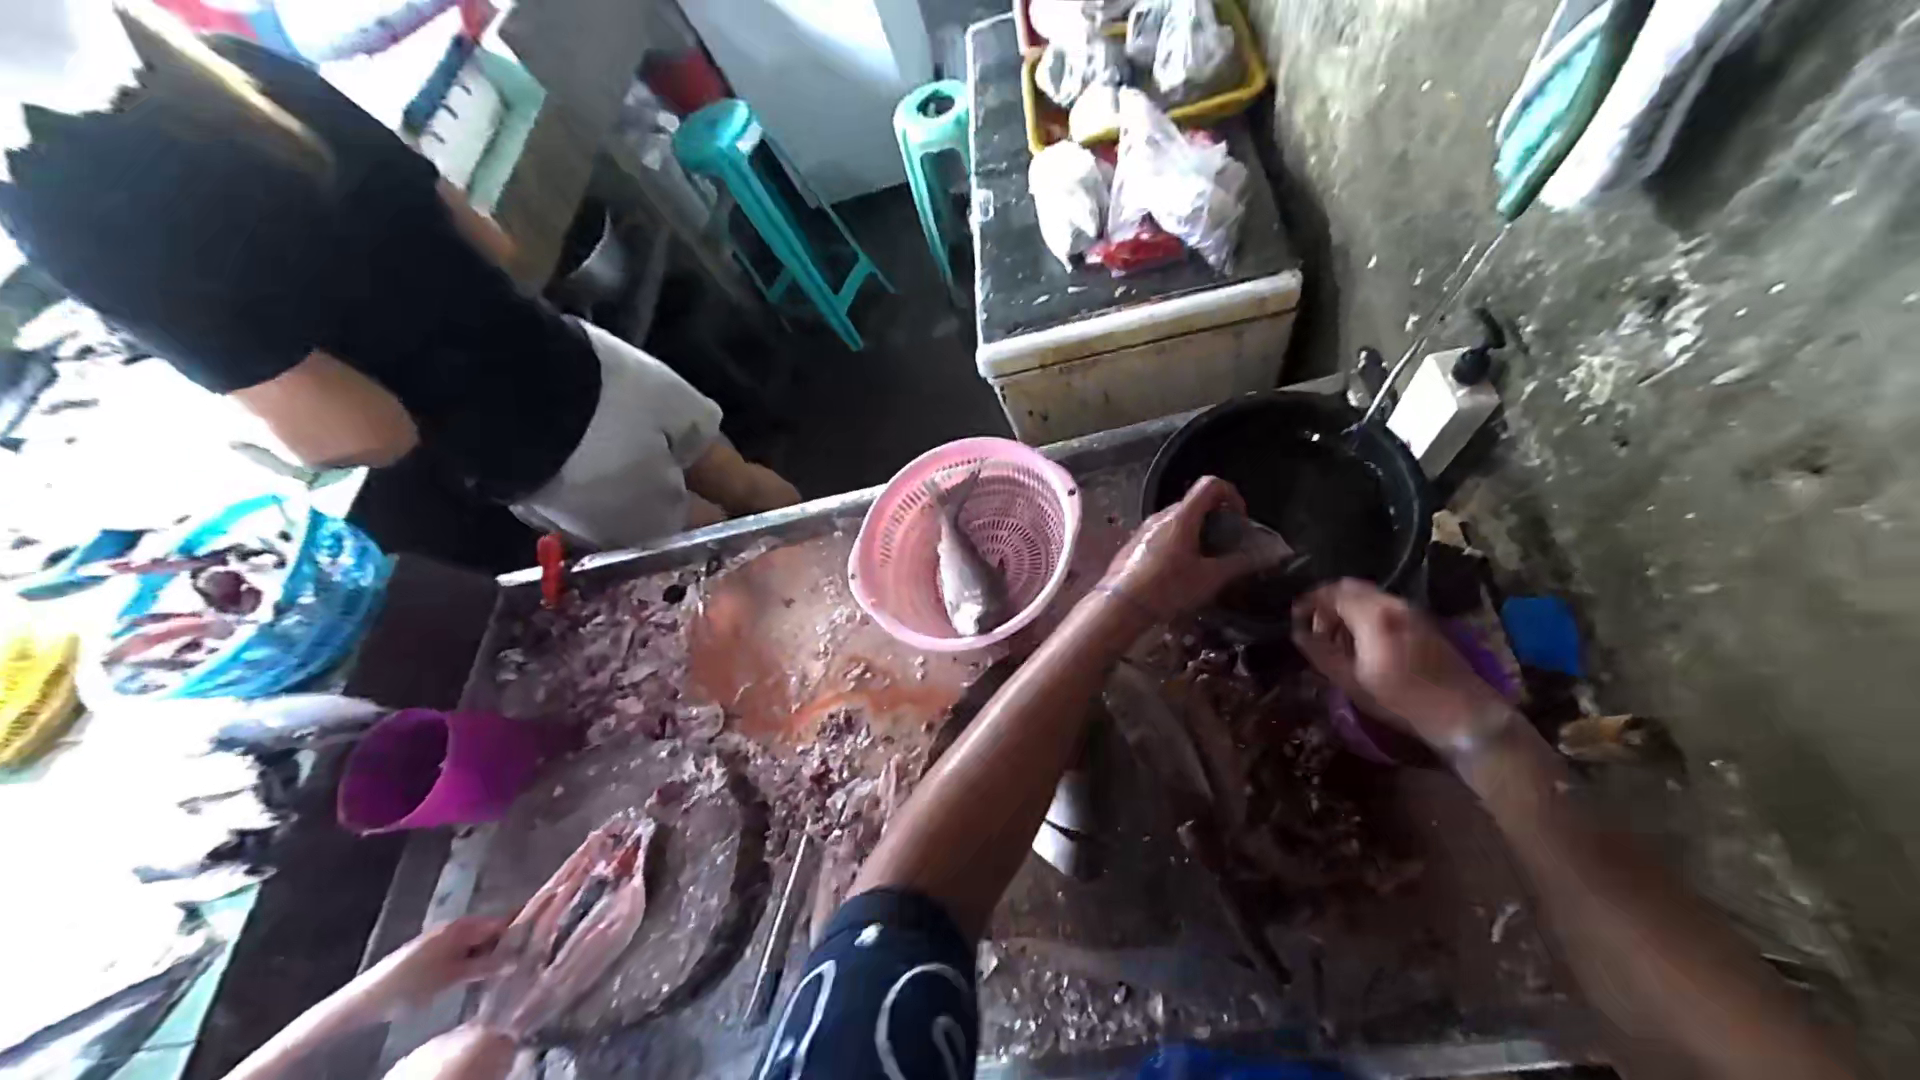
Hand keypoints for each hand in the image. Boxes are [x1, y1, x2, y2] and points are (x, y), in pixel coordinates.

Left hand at [351, 916, 509, 1019]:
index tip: (536, 939)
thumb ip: (485, 967)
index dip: (519, 929)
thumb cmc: (411, 984)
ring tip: (503, 968)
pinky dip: (475, 958)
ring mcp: (444, 938)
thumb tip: (517, 959)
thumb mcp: (451, 977)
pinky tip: (479, 972)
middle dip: (505, 944)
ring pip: (477, 942)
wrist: (365, 999)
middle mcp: (456, 926)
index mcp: (463, 925)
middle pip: (490, 930)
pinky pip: (465, 949)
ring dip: (489, 953)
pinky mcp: (435, 951)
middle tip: (521, 959)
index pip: (501, 921)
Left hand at [1098, 476, 1288, 622]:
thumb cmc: (1168, 588)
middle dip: (1216, 519)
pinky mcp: (1134, 544)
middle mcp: (1160, 516)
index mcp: (1181, 516)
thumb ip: (1241, 563)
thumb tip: (1268, 556)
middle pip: (1195, 504)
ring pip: (1178, 520)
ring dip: (1197, 533)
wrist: (1120, 606)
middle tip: (1226, 546)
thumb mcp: (1210, 578)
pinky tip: (1179, 570)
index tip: (1239, 521)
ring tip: (1204, 561)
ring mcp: (1144, 529)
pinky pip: (1162, 534)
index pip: (1210, 484)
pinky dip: (1178, 542)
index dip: (1232, 495)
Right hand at [1292, 579, 1512, 755]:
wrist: (1464, 715)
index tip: (1295, 616)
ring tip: (1334, 637)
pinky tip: (1360, 641)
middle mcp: (1393, 604)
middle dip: (1326, 602)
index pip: (1331, 592)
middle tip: (1313, 625)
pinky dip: (1364, 614)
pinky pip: (1384, 606)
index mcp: (1373, 616)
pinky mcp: (1423, 622)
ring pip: (1368, 596)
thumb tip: (1298, 632)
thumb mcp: (1350, 681)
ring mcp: (1412, 611)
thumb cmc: (1401, 701)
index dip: (1308, 600)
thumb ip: (1320, 652)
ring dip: (1346, 608)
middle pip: (1350, 587)